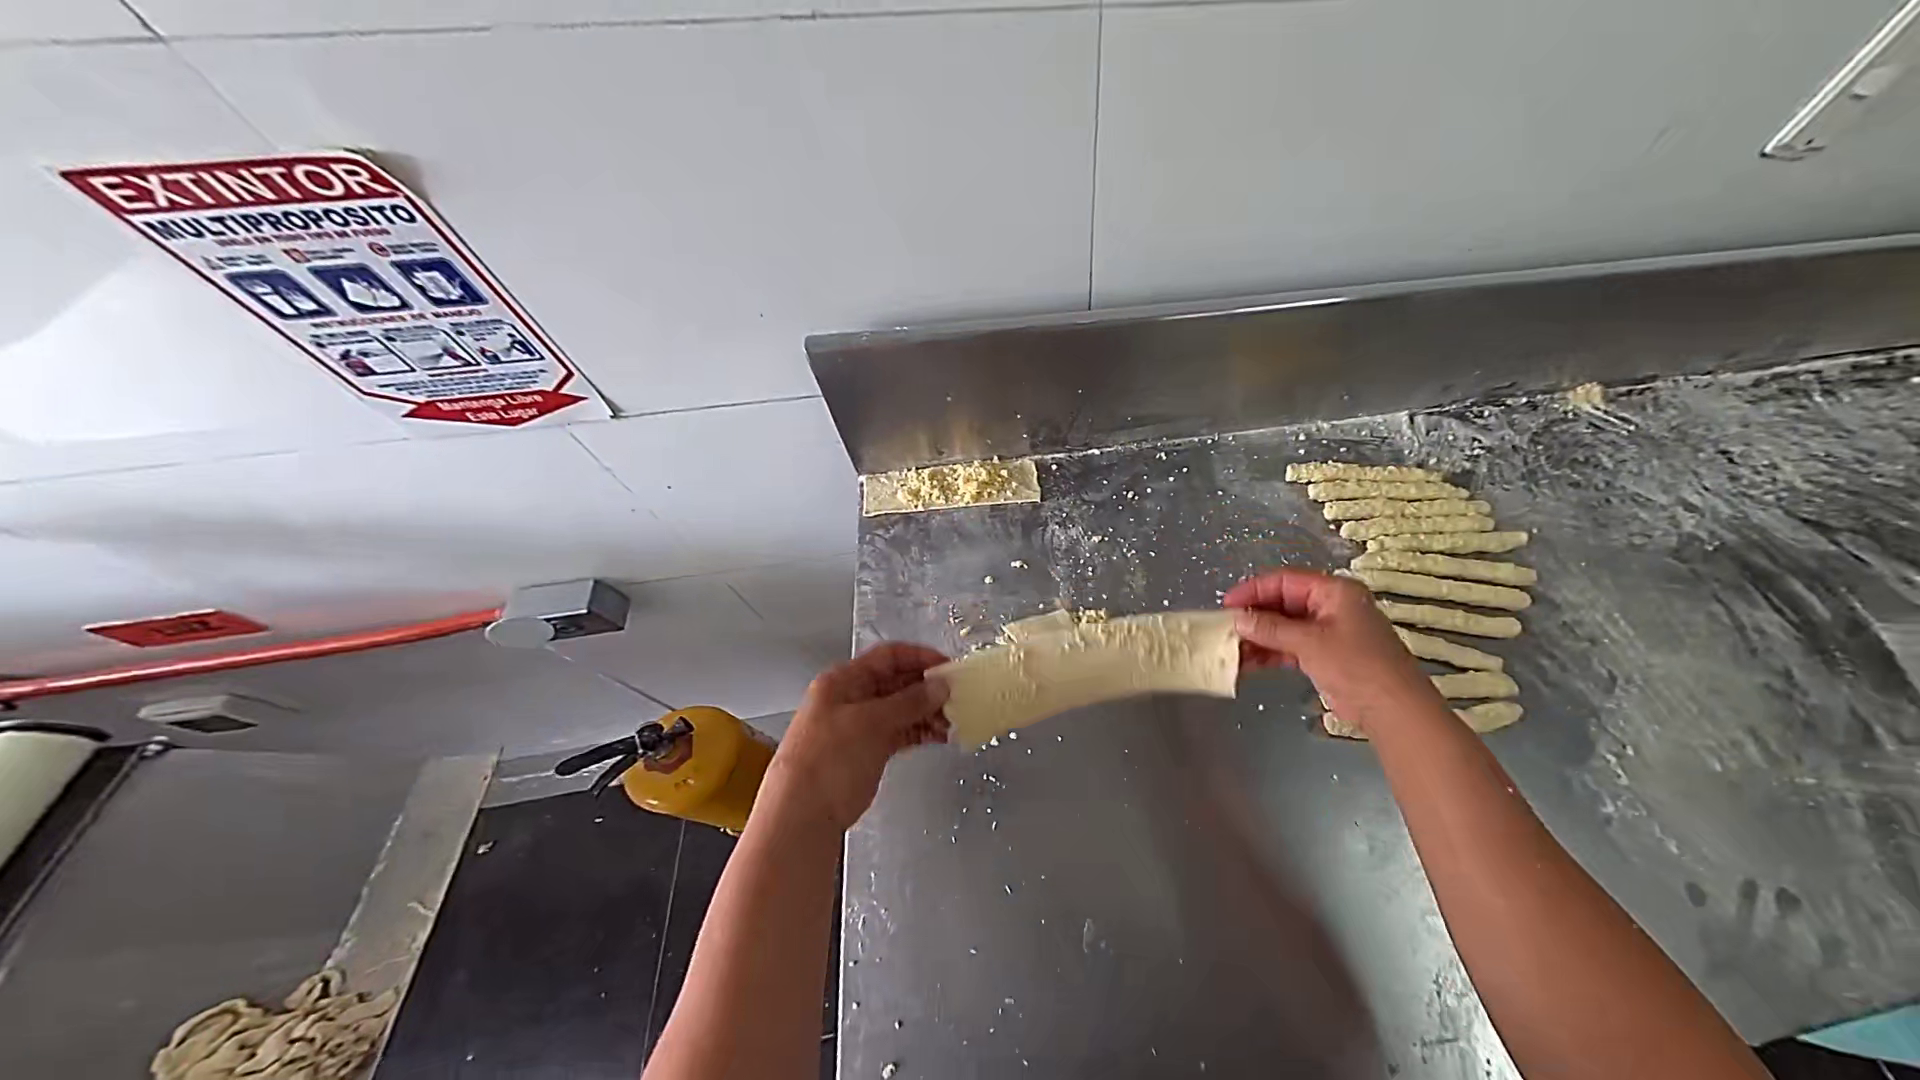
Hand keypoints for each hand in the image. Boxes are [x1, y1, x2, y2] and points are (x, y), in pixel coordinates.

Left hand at [763, 642, 951, 831]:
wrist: (802, 815)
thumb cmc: (826, 762)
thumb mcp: (871, 723)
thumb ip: (909, 702)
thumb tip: (939, 687)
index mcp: (842, 681)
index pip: (888, 656)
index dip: (919, 657)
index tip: (947, 666)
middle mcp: (851, 698)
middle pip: (897, 682)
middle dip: (927, 688)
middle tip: (957, 696)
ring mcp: (859, 725)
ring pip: (901, 709)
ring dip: (928, 712)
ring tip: (953, 721)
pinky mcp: (867, 750)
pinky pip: (900, 732)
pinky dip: (920, 732)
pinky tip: (941, 736)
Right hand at [1223, 568, 1437, 729]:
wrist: (1394, 710)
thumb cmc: (1357, 666)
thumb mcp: (1309, 642)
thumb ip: (1270, 628)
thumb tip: (1238, 619)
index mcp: (1334, 591)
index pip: (1285, 581)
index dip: (1253, 590)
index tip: (1227, 604)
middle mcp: (1331, 606)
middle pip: (1282, 603)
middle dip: (1254, 616)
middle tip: (1226, 627)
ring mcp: (1328, 631)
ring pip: (1283, 626)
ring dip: (1258, 637)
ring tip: (1232, 648)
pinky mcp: (1324, 655)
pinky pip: (1289, 646)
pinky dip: (1269, 652)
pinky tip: (1247, 662)